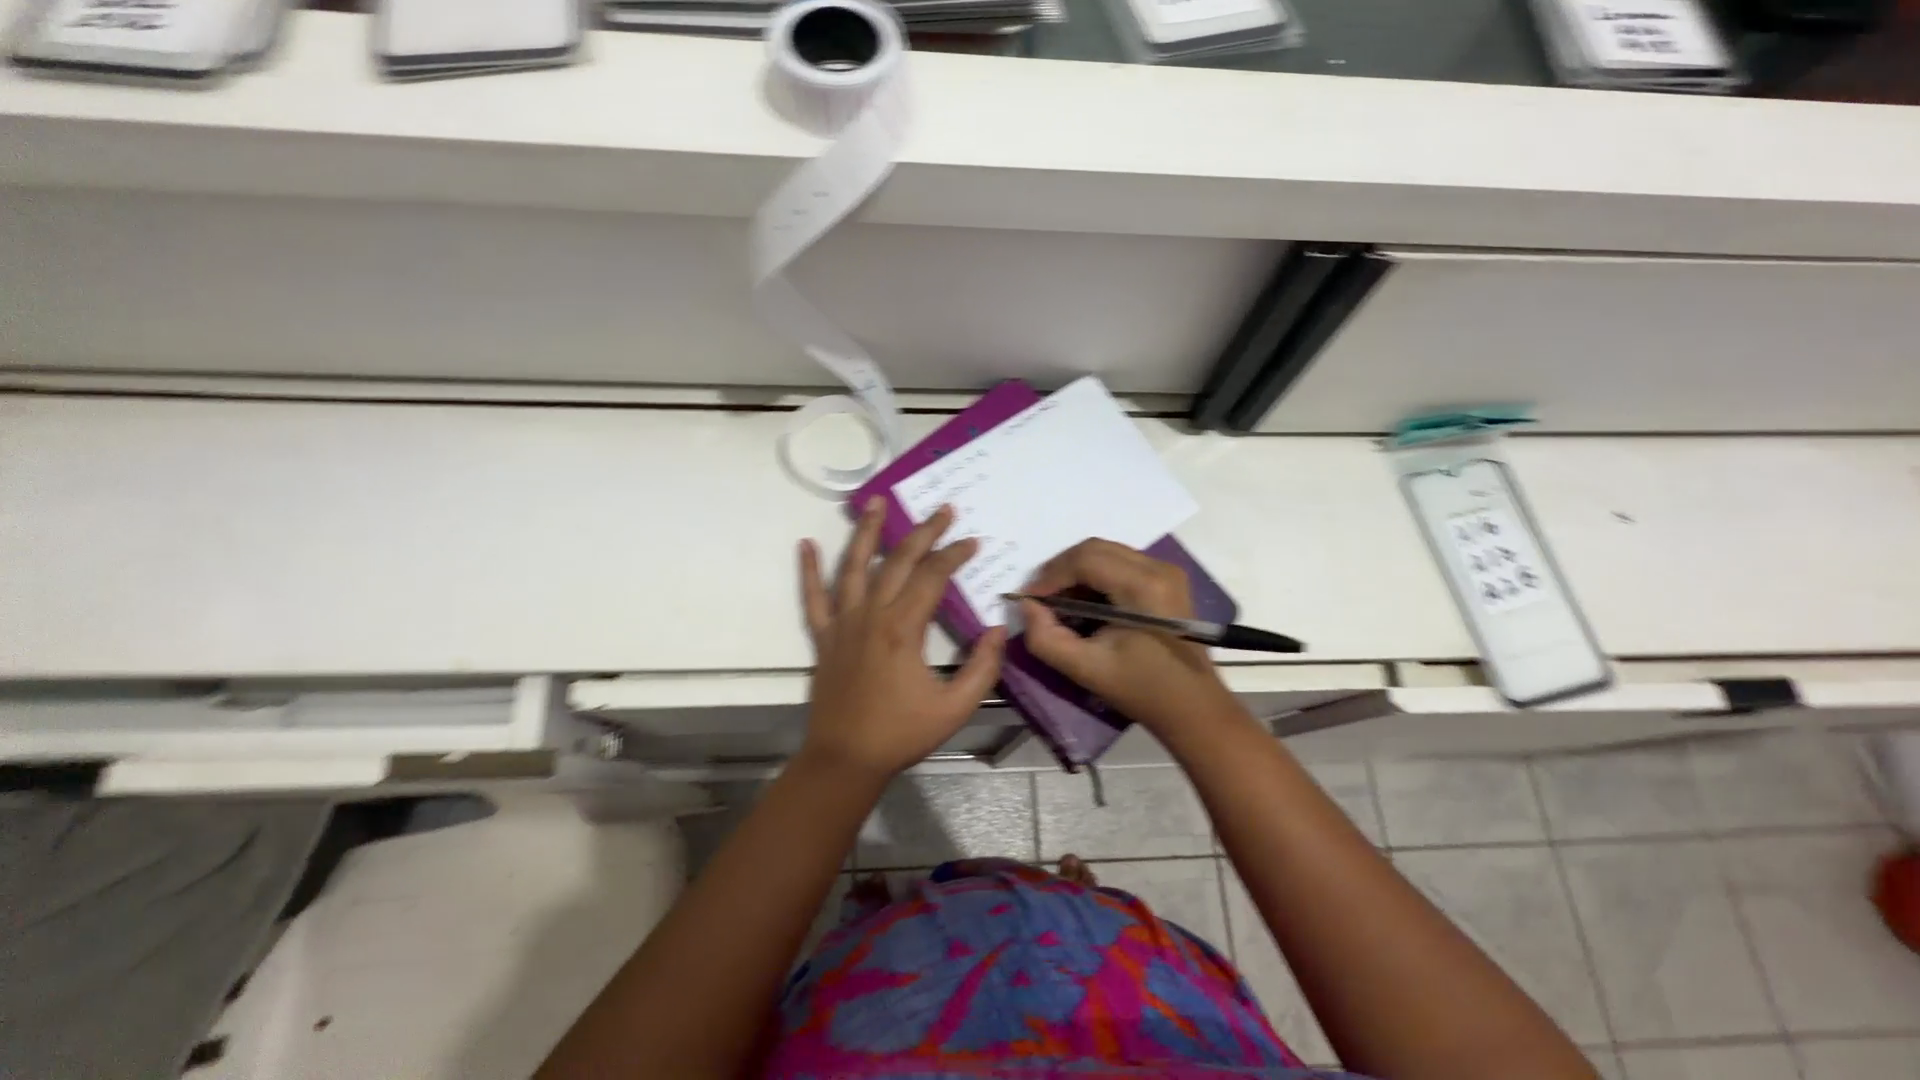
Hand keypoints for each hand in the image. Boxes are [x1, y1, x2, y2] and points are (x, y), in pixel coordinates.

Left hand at [798, 499, 1006, 779]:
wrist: (846, 759)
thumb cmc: (901, 734)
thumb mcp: (955, 707)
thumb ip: (982, 667)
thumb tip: (996, 630)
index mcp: (902, 629)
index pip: (932, 577)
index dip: (954, 555)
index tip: (973, 542)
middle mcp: (870, 615)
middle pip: (897, 562)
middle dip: (923, 533)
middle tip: (943, 510)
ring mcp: (842, 624)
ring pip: (853, 567)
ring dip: (866, 532)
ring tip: (876, 501)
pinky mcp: (823, 638)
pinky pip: (813, 598)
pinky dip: (809, 571)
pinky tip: (806, 545)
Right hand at [1020, 539, 1234, 730]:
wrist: (1192, 705)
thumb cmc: (1141, 689)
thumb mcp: (1085, 668)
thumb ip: (1045, 637)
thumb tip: (1027, 606)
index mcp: (1143, 585)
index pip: (1084, 559)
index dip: (1050, 576)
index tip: (1028, 600)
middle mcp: (1158, 567)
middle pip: (1095, 549)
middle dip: (1061, 570)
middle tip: (1041, 599)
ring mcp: (1166, 570)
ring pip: (1107, 553)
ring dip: (1078, 572)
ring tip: (1060, 602)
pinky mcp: (1168, 579)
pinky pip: (1122, 563)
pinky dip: (1096, 577)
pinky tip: (1085, 603)